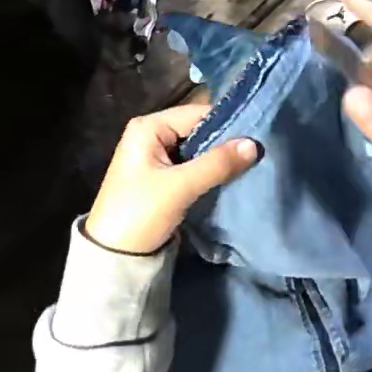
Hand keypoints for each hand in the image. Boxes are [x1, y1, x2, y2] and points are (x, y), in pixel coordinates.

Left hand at [84, 105, 259, 254]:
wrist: (112, 257)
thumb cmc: (140, 213)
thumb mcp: (180, 187)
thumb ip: (217, 163)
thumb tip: (254, 144)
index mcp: (148, 126)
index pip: (197, 114)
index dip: (227, 124)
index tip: (258, 136)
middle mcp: (151, 134)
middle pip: (198, 129)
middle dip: (225, 142)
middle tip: (258, 152)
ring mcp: (155, 155)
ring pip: (197, 149)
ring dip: (218, 158)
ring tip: (250, 164)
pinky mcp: (161, 176)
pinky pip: (191, 165)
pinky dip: (208, 170)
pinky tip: (230, 177)